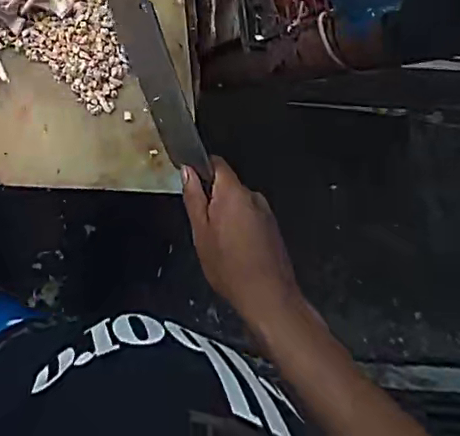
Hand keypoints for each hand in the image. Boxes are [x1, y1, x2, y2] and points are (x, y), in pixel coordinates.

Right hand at [183, 157, 303, 327]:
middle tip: (203, 225)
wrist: (267, 296)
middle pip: (227, 185)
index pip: (216, 163)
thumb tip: (187, 172)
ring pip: (239, 203)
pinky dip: (241, 227)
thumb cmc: (231, 268)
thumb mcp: (201, 232)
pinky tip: (236, 251)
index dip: (201, 169)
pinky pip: (250, 217)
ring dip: (228, 215)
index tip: (191, 184)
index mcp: (233, 192)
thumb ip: (193, 197)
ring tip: (220, 244)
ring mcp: (265, 211)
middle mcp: (252, 196)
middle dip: (213, 199)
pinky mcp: (272, 226)